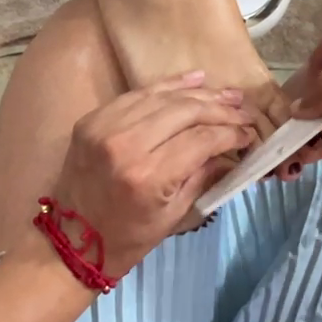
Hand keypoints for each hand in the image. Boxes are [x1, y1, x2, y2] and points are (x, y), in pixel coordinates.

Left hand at [50, 71, 255, 274]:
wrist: (70, 242)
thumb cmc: (126, 238)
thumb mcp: (173, 216)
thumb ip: (203, 177)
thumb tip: (232, 151)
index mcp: (148, 176)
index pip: (202, 140)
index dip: (231, 134)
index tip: (250, 134)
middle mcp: (126, 145)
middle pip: (185, 112)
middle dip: (221, 110)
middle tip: (245, 110)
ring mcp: (105, 128)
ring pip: (162, 97)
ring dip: (199, 94)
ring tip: (227, 94)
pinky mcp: (92, 120)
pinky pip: (137, 95)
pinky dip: (168, 86)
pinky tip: (195, 80)